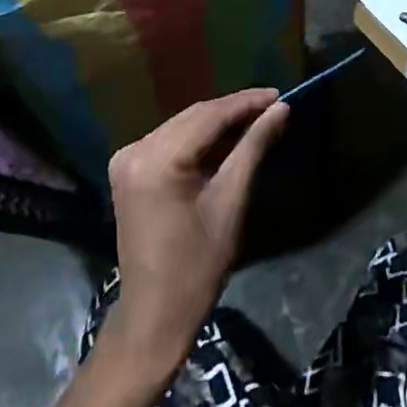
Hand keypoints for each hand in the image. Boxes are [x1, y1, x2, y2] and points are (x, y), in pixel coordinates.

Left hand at [106, 89, 289, 362]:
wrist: (156, 311)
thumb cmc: (199, 263)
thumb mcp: (231, 201)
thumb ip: (253, 148)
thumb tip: (280, 110)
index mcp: (156, 160)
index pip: (208, 116)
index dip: (246, 102)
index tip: (279, 94)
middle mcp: (134, 150)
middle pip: (192, 117)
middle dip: (233, 110)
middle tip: (273, 106)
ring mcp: (126, 160)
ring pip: (181, 126)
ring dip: (217, 123)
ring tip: (256, 120)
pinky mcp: (127, 171)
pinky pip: (169, 141)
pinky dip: (197, 138)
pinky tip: (225, 139)